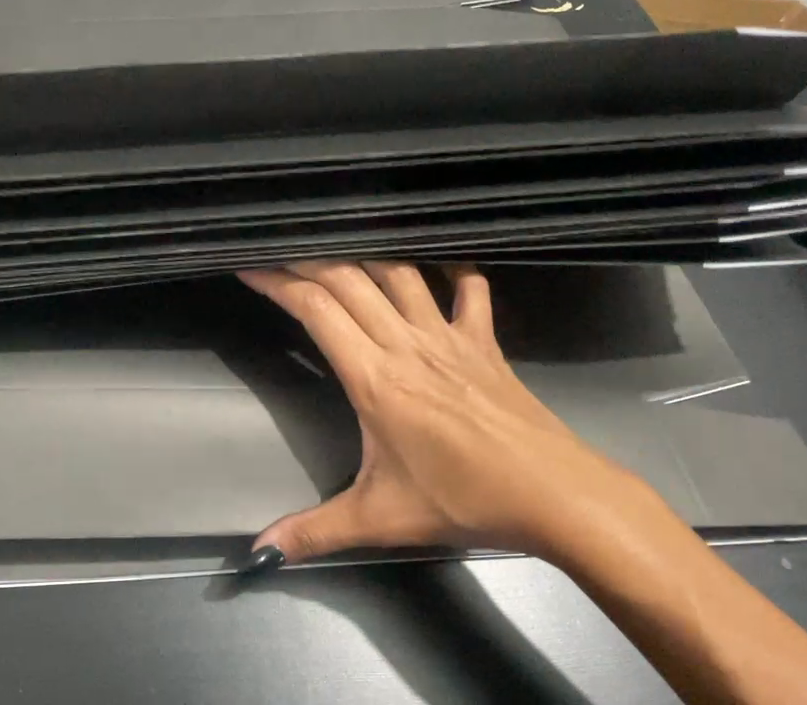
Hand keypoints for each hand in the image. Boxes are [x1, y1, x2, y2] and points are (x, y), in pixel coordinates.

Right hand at [237, 261, 650, 566]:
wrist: (555, 495)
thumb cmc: (463, 501)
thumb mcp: (380, 519)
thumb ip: (315, 531)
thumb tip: (259, 554)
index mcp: (373, 377)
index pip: (315, 310)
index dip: (278, 283)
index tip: (251, 269)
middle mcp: (405, 343)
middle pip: (348, 279)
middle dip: (308, 260)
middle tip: (281, 255)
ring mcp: (448, 336)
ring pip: (399, 273)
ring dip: (365, 256)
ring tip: (340, 252)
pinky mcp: (483, 342)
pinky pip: (468, 290)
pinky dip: (452, 269)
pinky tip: (438, 262)